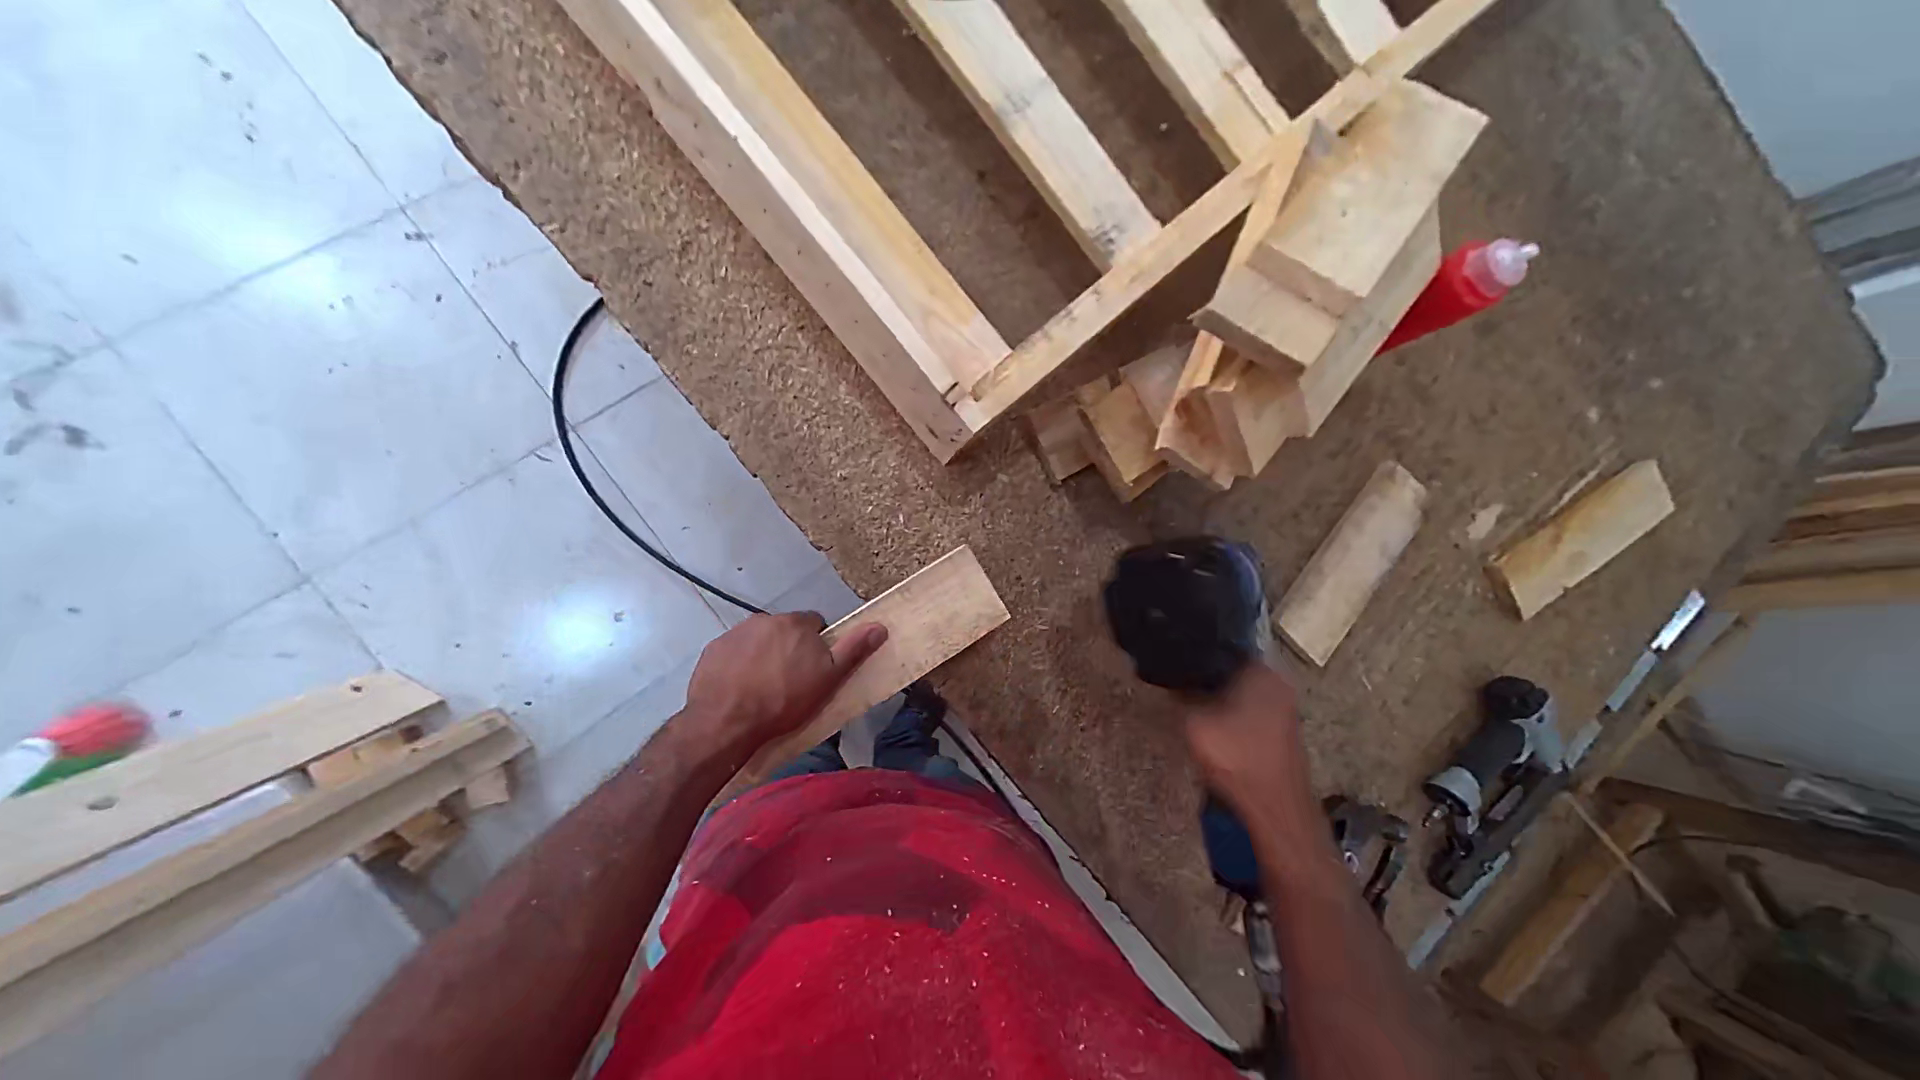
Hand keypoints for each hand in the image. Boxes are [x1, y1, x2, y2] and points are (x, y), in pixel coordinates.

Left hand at [682, 613, 887, 758]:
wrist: (726, 722)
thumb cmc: (784, 701)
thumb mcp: (829, 679)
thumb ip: (853, 649)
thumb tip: (879, 626)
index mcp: (796, 623)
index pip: (815, 624)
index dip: (817, 645)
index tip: (813, 669)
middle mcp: (765, 619)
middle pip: (785, 630)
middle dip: (789, 648)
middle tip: (790, 681)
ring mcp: (735, 633)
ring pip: (758, 640)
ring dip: (763, 655)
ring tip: (763, 687)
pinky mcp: (713, 649)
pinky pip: (733, 652)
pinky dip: (738, 664)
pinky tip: (740, 687)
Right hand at [1183, 663, 1311, 817]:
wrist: (1276, 808)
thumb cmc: (1236, 757)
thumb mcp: (1194, 722)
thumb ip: (1181, 695)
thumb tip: (1172, 680)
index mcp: (1260, 669)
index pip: (1220, 646)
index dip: (1193, 651)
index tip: (1171, 658)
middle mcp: (1277, 680)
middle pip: (1231, 668)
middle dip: (1205, 674)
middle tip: (1175, 679)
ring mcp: (1284, 706)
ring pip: (1240, 689)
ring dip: (1217, 696)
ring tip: (1188, 700)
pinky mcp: (1283, 729)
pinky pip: (1249, 709)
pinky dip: (1231, 713)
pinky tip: (1212, 724)